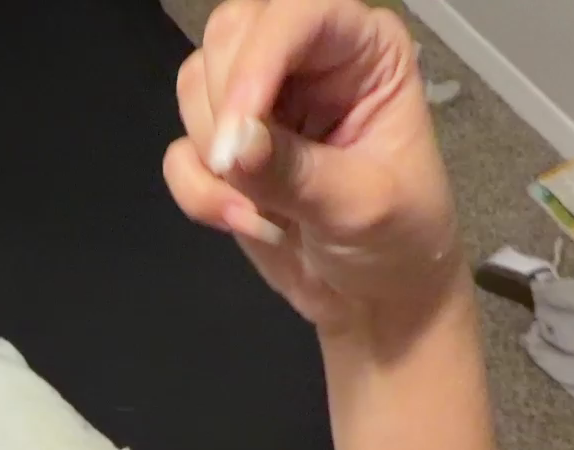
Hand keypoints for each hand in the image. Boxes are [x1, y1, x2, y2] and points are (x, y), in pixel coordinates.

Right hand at [163, 0, 462, 333]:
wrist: (369, 297)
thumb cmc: (394, 241)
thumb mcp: (361, 206)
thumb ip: (294, 171)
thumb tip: (231, 146)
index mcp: (360, 50)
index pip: (294, 16)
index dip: (255, 66)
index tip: (235, 141)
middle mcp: (305, 63)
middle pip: (229, 36)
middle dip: (224, 110)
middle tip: (246, 176)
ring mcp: (259, 108)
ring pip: (194, 90)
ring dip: (211, 161)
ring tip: (256, 210)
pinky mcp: (224, 156)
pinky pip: (178, 155)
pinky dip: (198, 196)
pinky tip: (243, 222)